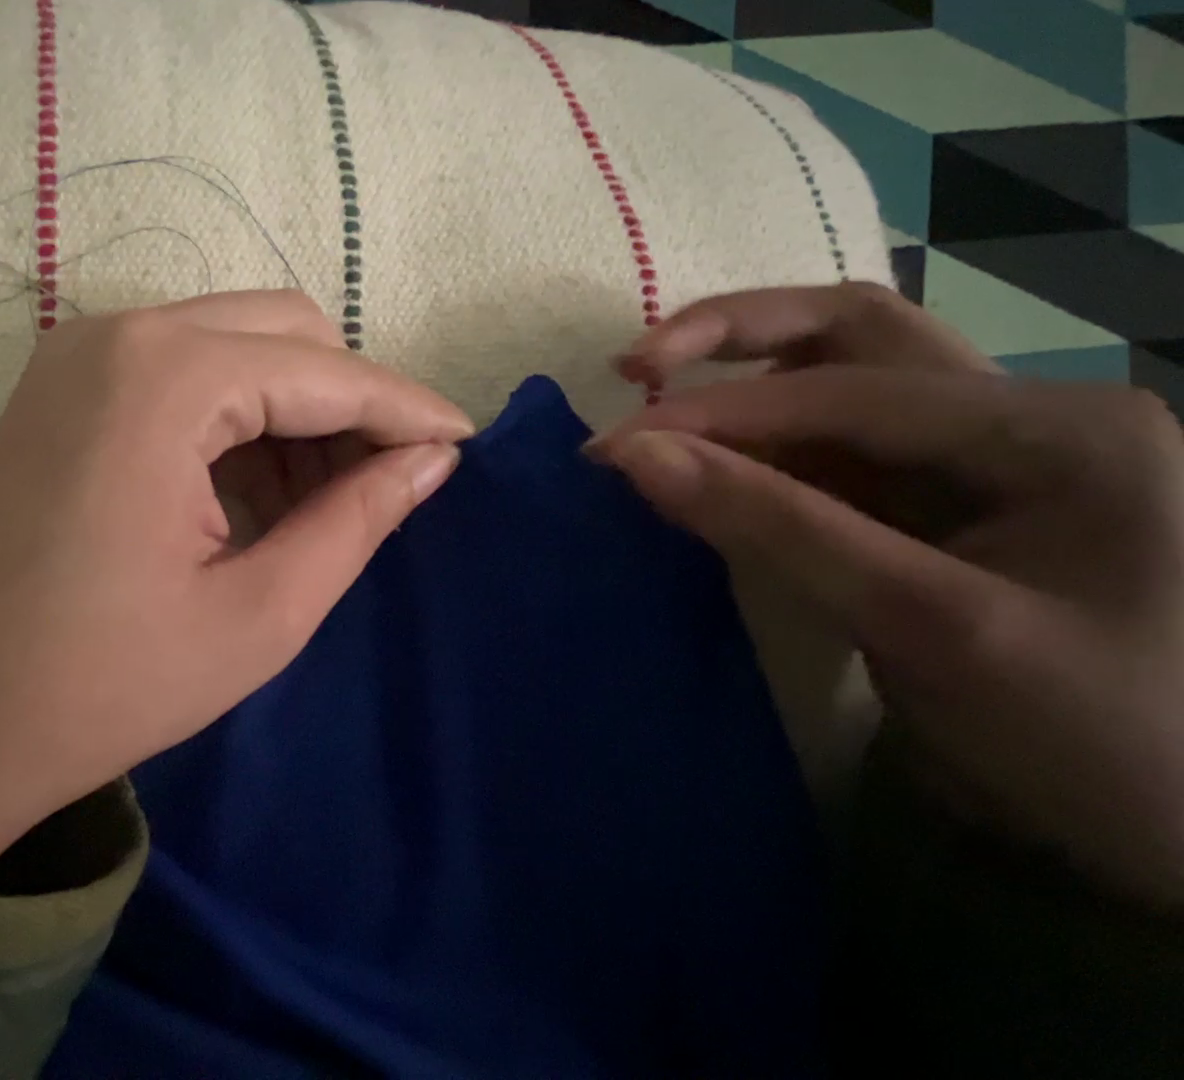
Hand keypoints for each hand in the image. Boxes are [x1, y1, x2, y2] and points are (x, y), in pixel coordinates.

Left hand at [0, 291, 471, 886]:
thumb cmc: (107, 686)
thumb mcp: (260, 613)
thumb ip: (356, 519)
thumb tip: (432, 461)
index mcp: (164, 378)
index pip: (323, 370)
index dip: (405, 409)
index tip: (465, 445)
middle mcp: (114, 335)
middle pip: (278, 332)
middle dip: (346, 400)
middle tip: (385, 484)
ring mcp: (73, 358)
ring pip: (226, 348)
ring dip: (289, 409)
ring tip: (319, 504)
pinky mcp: (54, 393)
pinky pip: (174, 377)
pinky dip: (229, 420)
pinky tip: (250, 496)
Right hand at [590, 283, 1183, 904]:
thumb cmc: (1088, 732)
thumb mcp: (922, 625)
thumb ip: (774, 527)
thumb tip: (633, 456)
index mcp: (1051, 428)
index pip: (845, 389)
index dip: (715, 412)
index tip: (608, 447)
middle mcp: (1024, 414)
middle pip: (856, 336)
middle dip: (736, 339)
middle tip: (634, 367)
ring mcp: (986, 457)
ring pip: (847, 382)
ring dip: (749, 382)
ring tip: (660, 406)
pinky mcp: (947, 505)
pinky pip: (841, 451)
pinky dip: (764, 447)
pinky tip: (713, 467)